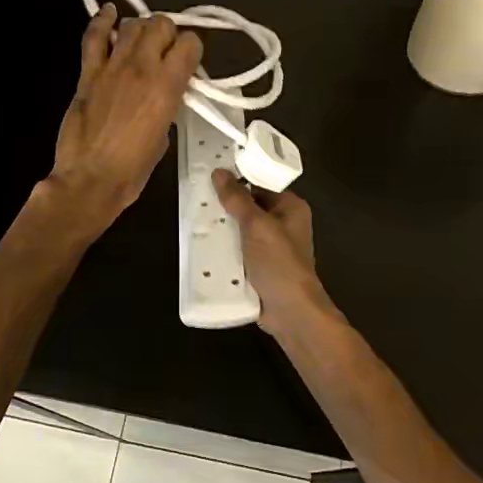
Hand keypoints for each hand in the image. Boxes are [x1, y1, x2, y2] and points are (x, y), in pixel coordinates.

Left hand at [47, 6, 201, 230]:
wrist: (91, 179)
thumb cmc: (133, 169)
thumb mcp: (163, 137)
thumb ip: (166, 107)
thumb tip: (162, 96)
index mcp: (168, 87)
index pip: (190, 44)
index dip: (191, 50)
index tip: (188, 63)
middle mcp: (143, 67)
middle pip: (161, 24)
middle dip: (167, 34)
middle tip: (164, 52)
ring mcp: (112, 66)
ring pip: (132, 24)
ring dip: (140, 29)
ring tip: (140, 42)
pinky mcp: (88, 73)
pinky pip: (95, 36)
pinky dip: (102, 21)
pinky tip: (109, 14)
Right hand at [211, 169, 332, 332]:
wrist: (289, 310)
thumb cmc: (278, 262)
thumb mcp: (256, 225)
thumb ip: (237, 199)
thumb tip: (219, 172)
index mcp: (290, 208)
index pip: (261, 184)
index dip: (237, 179)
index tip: (209, 175)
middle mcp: (283, 225)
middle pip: (249, 208)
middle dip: (225, 207)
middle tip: (195, 197)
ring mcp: (270, 248)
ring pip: (240, 232)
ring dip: (221, 230)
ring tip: (192, 219)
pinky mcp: (259, 268)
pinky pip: (238, 252)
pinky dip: (223, 251)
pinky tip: (200, 247)